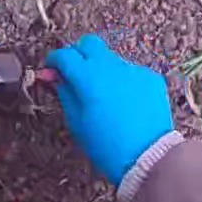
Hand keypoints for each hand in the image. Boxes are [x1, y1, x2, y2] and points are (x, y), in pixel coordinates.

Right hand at [44, 34, 172, 183]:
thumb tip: (54, 76)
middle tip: (73, 74)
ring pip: (111, 59)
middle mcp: (113, 67)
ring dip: (101, 70)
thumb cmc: (108, 147)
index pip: (65, 55)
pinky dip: (121, 81)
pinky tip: (123, 104)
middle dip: (78, 54)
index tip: (51, 70)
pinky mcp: (151, 78)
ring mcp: (134, 71)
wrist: (149, 158)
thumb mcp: (78, 123)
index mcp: (90, 79)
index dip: (54, 61)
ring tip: (101, 97)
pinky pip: (130, 72)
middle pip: (89, 44)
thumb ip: (65, 93)